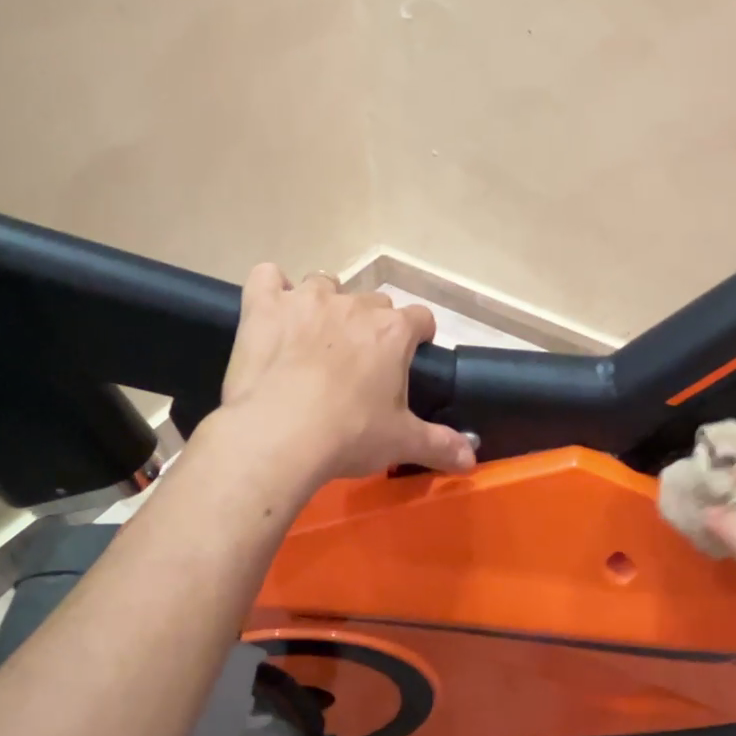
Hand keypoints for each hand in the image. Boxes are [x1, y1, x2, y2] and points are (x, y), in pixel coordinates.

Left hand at [204, 265, 475, 481]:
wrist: (277, 436)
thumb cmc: (348, 435)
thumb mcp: (401, 442)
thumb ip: (440, 444)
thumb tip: (471, 458)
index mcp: (394, 332)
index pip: (421, 318)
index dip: (417, 337)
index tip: (407, 361)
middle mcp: (355, 305)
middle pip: (373, 303)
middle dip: (369, 326)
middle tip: (357, 364)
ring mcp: (307, 300)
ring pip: (324, 284)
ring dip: (324, 304)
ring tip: (313, 339)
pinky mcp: (264, 307)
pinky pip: (266, 277)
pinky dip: (269, 288)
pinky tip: (271, 311)